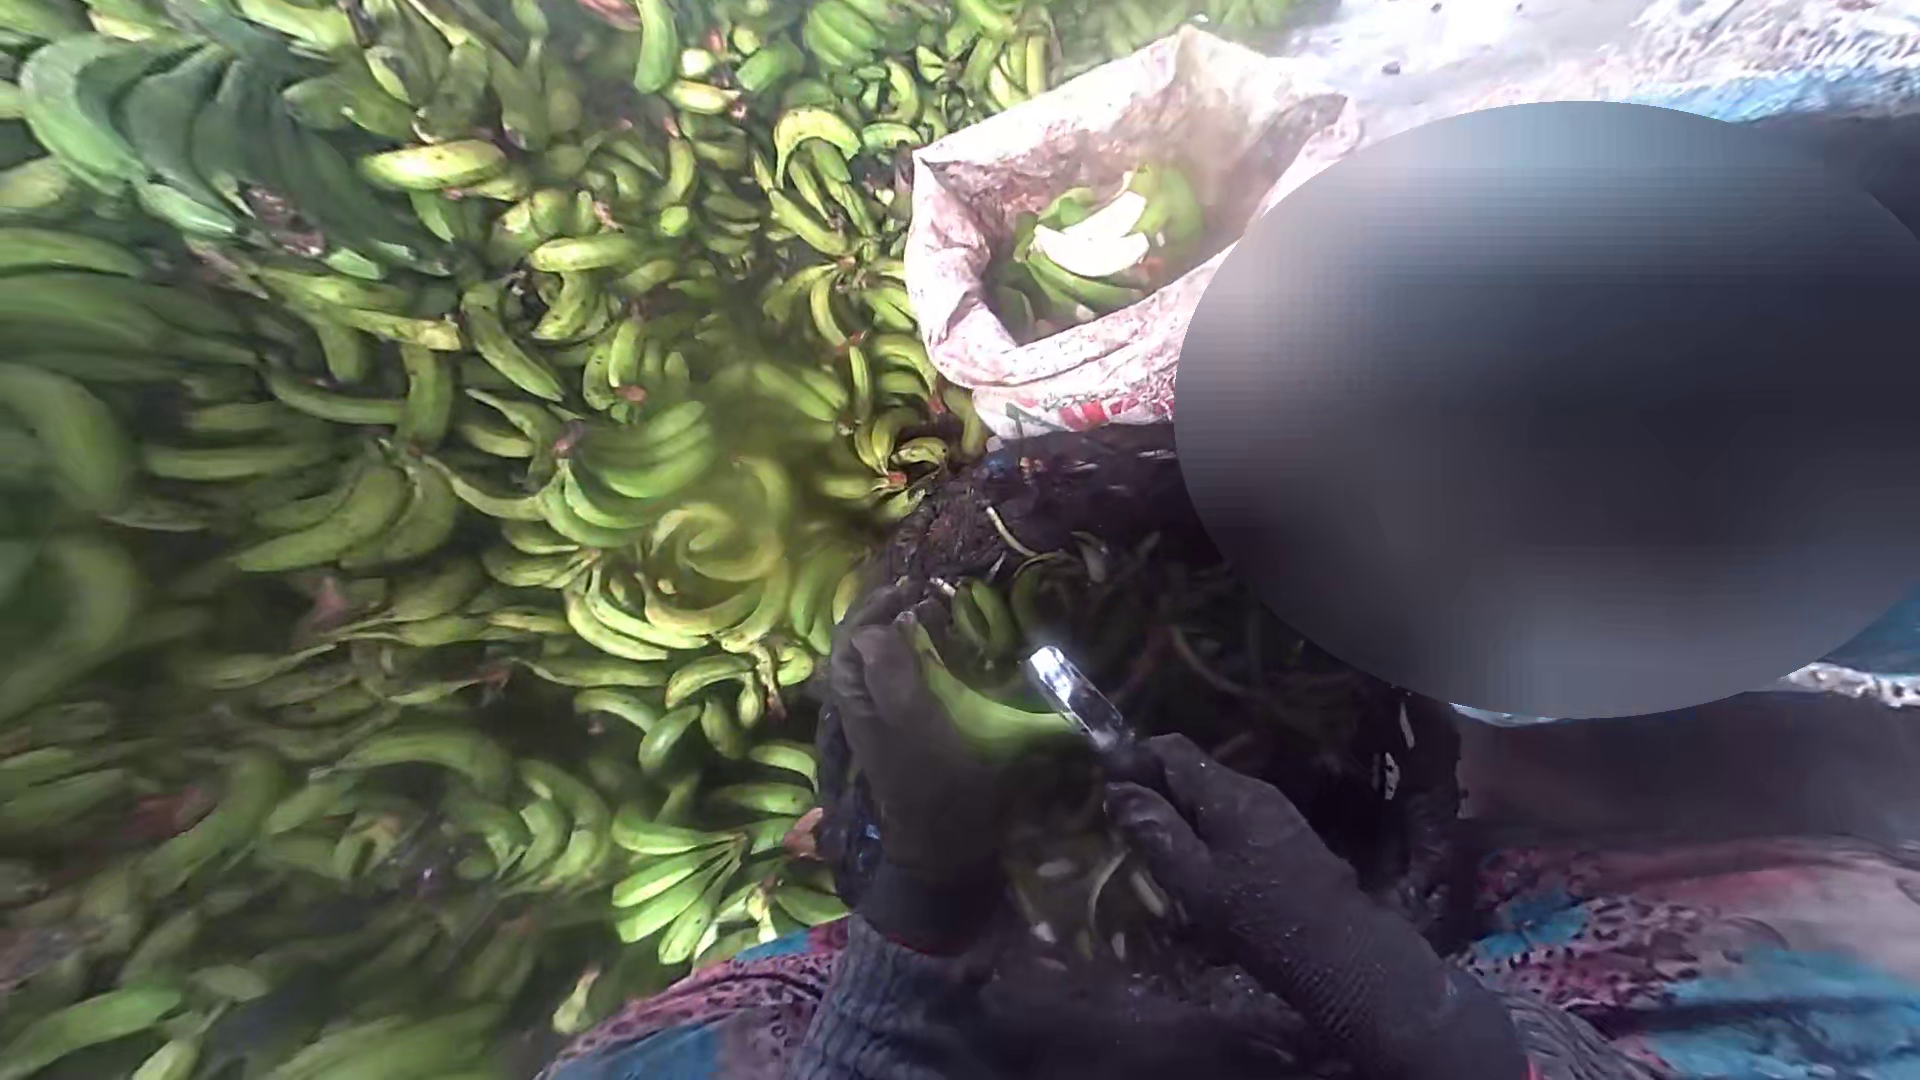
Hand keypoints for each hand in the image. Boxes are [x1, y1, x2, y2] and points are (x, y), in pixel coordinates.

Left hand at [828, 581, 1005, 885]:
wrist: (947, 838)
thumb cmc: (933, 779)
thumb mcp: (912, 725)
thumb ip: (890, 676)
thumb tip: (875, 628)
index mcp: (856, 697)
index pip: (851, 636)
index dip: (875, 607)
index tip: (911, 588)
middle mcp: (862, 699)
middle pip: (859, 642)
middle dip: (882, 611)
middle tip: (918, 592)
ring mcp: (882, 711)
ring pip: (878, 655)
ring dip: (895, 627)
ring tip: (925, 609)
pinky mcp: (904, 721)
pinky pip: (900, 674)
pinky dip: (913, 651)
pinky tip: (934, 645)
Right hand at [1103, 734, 1349, 944]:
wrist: (1349, 961)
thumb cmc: (1260, 919)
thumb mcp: (1193, 879)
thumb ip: (1153, 828)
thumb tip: (1117, 790)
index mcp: (1225, 791)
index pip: (1169, 748)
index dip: (1134, 758)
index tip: (1110, 786)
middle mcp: (1249, 787)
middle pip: (1189, 768)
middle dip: (1154, 788)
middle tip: (1129, 822)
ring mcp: (1272, 808)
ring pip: (1209, 792)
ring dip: (1179, 809)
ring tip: (1159, 844)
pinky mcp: (1284, 831)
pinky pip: (1230, 812)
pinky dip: (1204, 824)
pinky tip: (1200, 859)